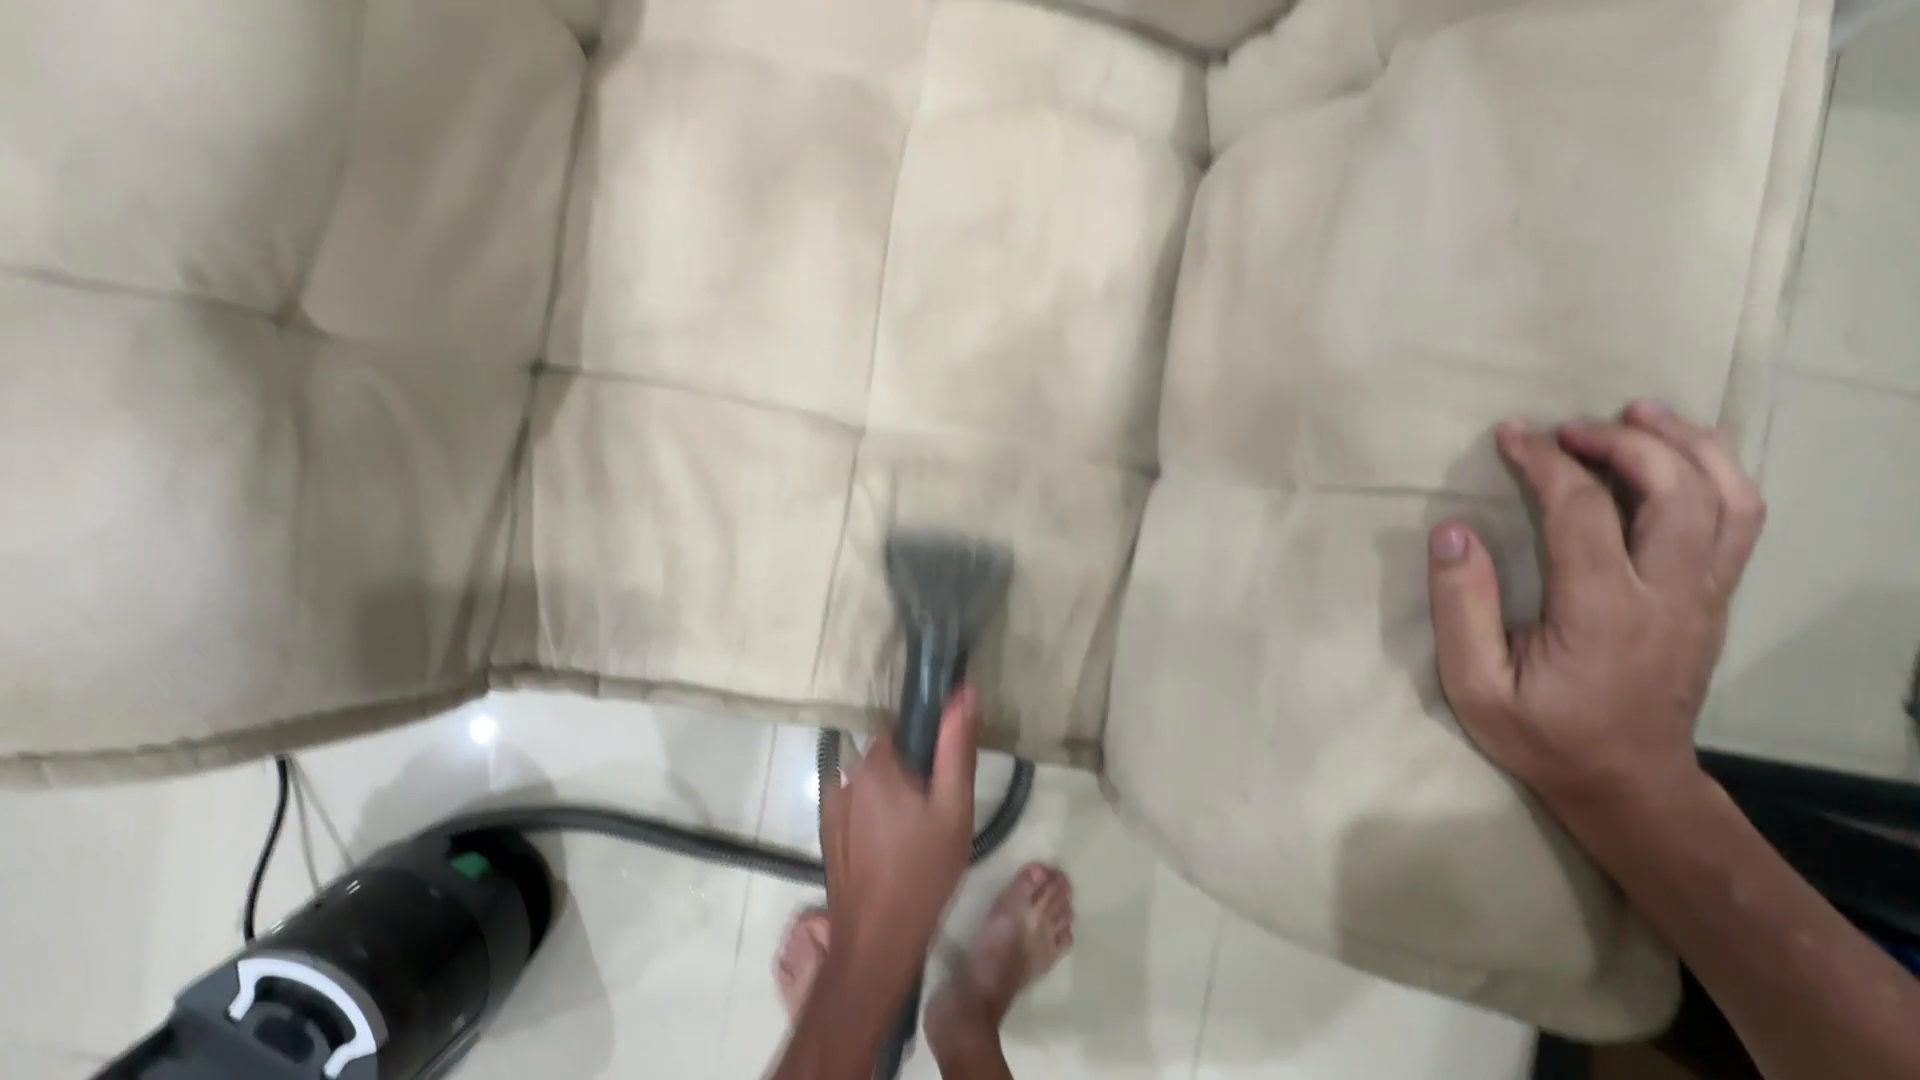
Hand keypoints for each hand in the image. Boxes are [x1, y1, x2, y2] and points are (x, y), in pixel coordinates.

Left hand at [820, 686, 981, 962]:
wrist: (877, 938)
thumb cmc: (922, 870)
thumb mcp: (953, 806)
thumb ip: (957, 747)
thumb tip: (964, 692)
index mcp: (875, 763)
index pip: (905, 733)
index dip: (929, 753)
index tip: (946, 780)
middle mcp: (844, 776)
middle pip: (888, 759)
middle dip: (914, 778)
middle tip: (938, 815)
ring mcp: (831, 807)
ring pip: (873, 787)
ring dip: (894, 801)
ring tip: (918, 838)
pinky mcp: (828, 834)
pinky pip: (859, 811)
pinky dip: (877, 822)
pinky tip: (895, 853)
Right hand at [1426, 402, 1766, 812]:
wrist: (1626, 782)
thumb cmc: (1541, 734)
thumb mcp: (1474, 684)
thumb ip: (1462, 607)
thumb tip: (1453, 532)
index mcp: (1603, 611)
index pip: (1583, 511)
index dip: (1545, 463)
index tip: (1510, 436)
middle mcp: (1668, 594)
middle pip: (1675, 489)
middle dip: (1622, 442)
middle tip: (1568, 429)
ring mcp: (1703, 596)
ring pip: (1728, 497)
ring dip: (1687, 445)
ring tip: (1640, 415)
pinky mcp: (1712, 600)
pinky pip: (1739, 520)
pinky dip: (1716, 474)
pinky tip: (1681, 456)